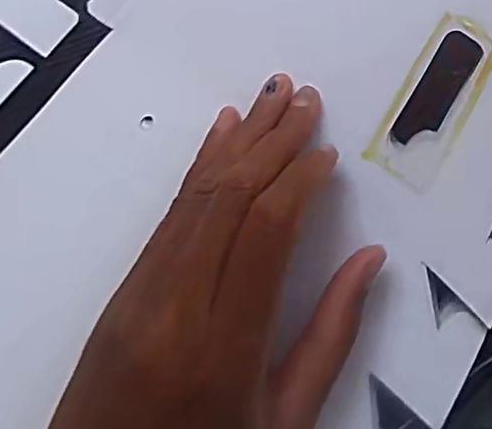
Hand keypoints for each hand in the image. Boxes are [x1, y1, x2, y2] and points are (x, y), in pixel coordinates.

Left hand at [50, 76, 385, 428]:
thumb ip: (332, 335)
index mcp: (221, 347)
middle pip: (230, 196)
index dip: (301, 178)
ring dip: (241, 137)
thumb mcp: (284, 420)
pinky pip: (169, 213)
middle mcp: (173, 311)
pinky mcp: (121, 295)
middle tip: (307, 100)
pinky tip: (222, 133)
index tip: (327, 153)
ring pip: (197, 194)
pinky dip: (201, 164)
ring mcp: (139, 299)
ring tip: (273, 95)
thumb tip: (369, 260)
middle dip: (275, 139)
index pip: (267, 229)